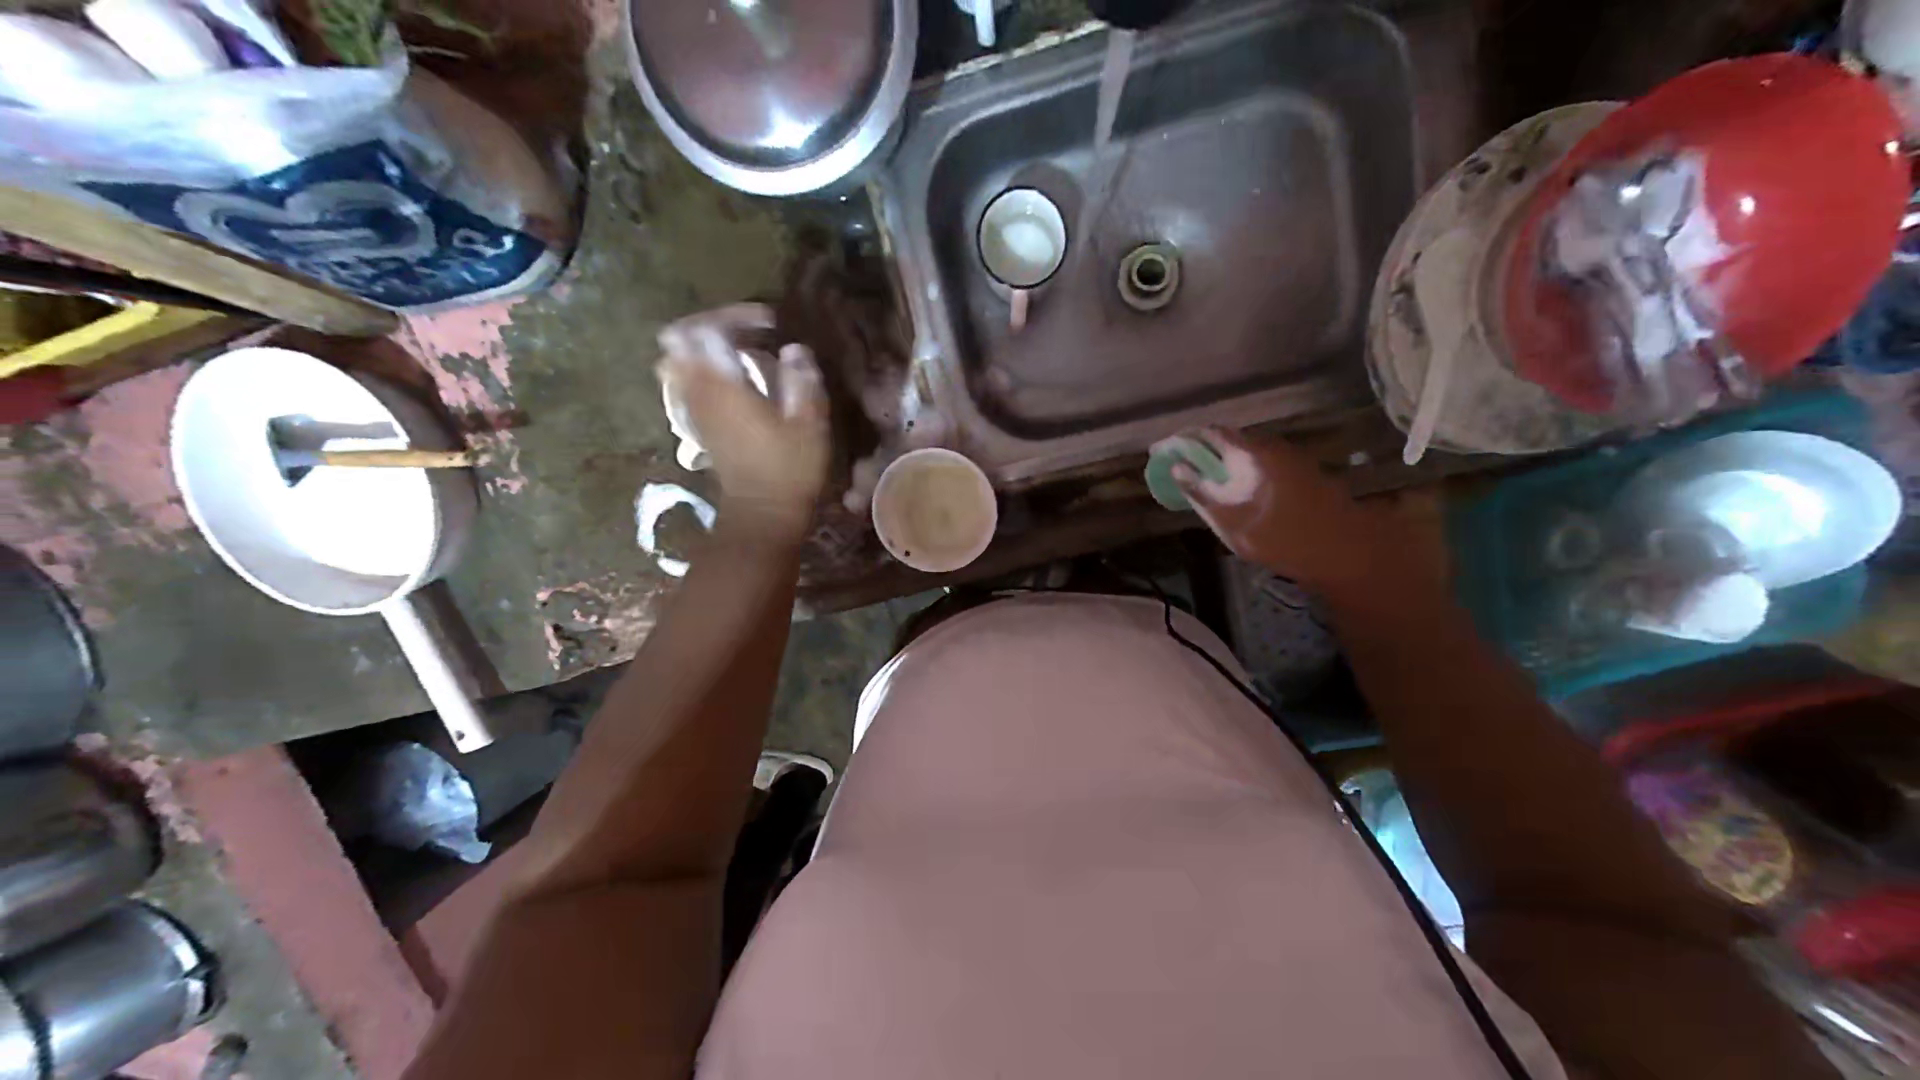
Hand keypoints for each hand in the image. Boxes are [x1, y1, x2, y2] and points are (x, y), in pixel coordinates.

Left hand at [659, 340, 829, 539]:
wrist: (763, 515)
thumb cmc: (790, 470)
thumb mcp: (810, 423)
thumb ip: (802, 380)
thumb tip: (795, 350)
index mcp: (723, 385)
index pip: (707, 328)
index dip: (736, 316)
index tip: (770, 325)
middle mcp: (698, 391)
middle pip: (680, 339)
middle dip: (713, 327)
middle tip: (750, 333)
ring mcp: (692, 409)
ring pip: (677, 361)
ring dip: (706, 350)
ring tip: (744, 354)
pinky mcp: (696, 425)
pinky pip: (684, 383)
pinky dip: (703, 371)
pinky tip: (736, 382)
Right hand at [1173, 427, 1440, 607]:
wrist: (1347, 553)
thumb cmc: (1282, 537)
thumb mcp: (1231, 521)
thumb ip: (1201, 492)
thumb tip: (1177, 468)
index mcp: (1253, 453)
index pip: (1209, 433)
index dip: (1181, 440)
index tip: (1160, 451)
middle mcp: (1274, 448)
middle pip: (1229, 440)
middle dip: (1200, 451)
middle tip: (1179, 468)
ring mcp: (1292, 461)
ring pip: (1247, 453)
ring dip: (1222, 463)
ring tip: (1202, 481)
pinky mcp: (1303, 476)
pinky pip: (1262, 465)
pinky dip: (1241, 472)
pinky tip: (1235, 492)